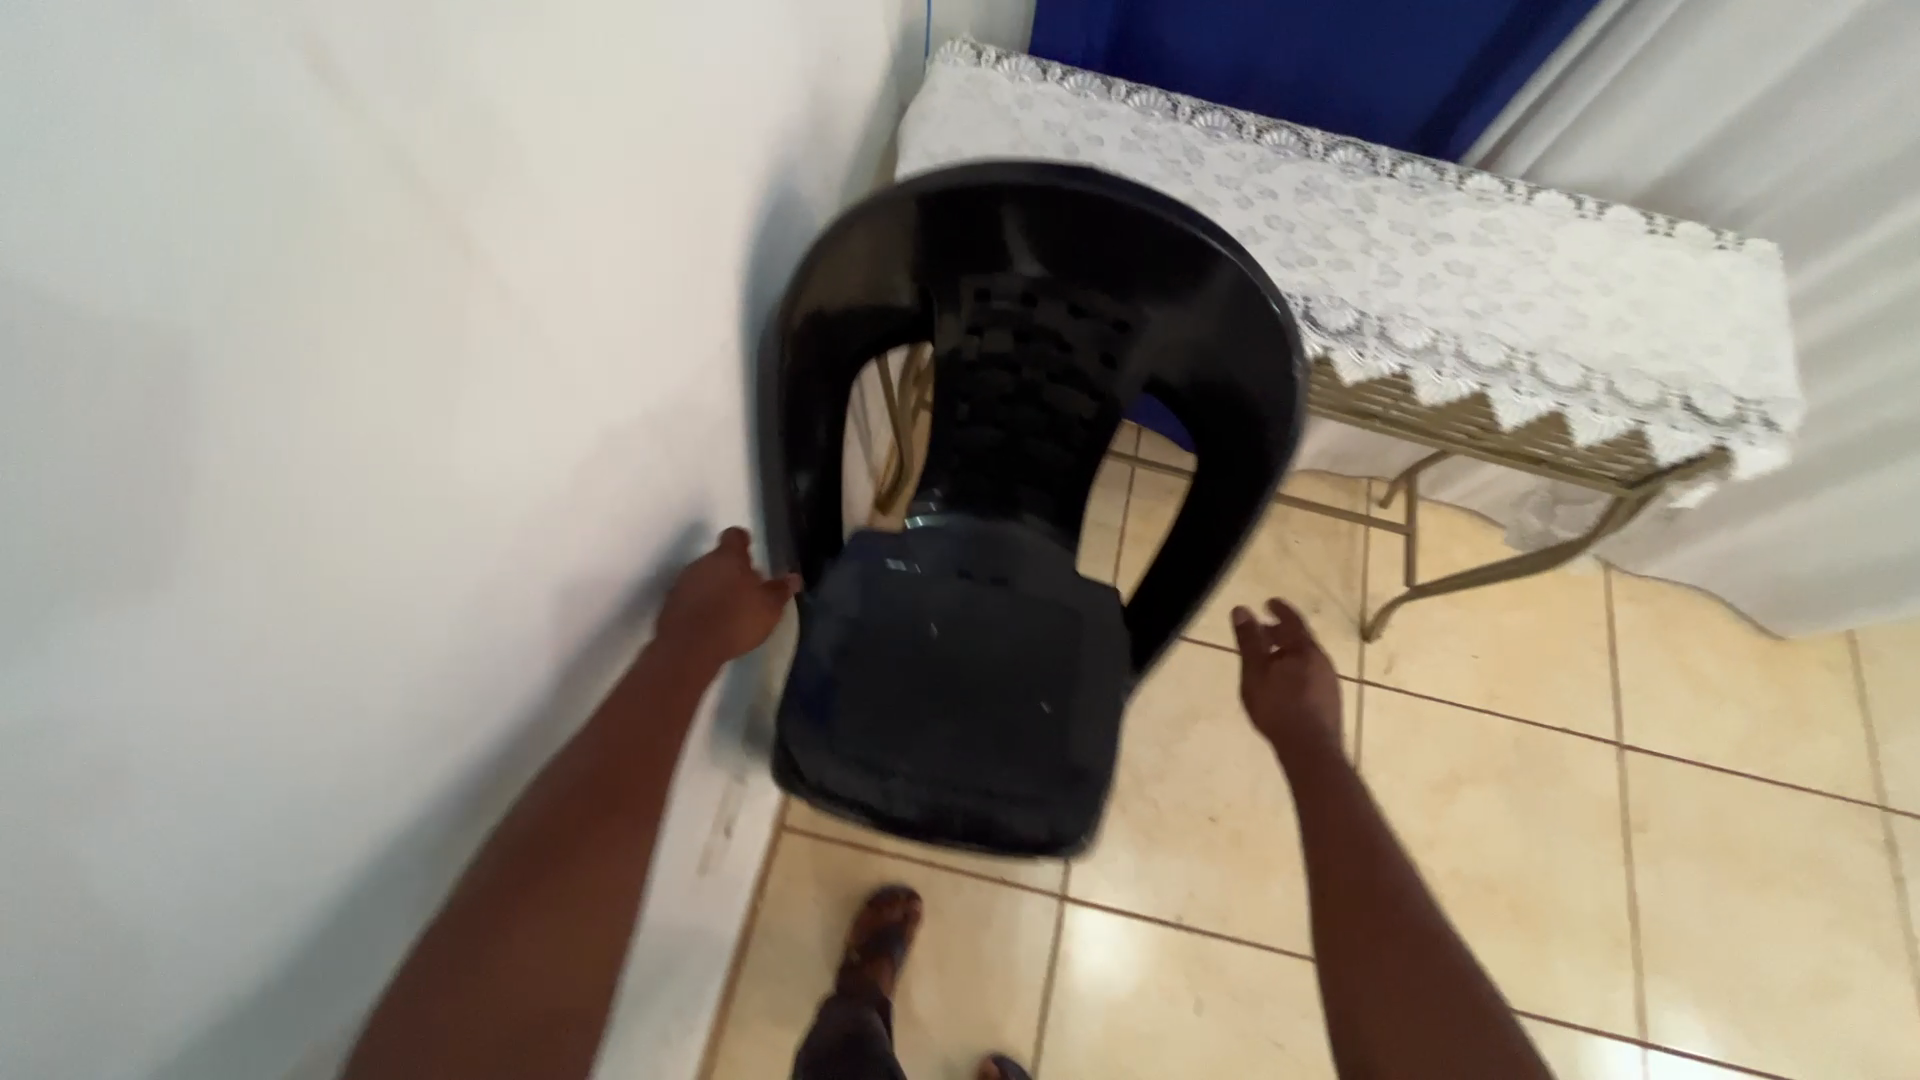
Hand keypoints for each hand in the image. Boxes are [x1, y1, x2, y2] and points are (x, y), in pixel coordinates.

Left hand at [655, 528, 800, 671]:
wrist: (688, 648)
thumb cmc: (736, 620)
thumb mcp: (769, 608)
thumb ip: (780, 590)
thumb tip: (794, 577)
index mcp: (728, 558)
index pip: (735, 536)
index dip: (743, 541)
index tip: (750, 549)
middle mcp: (702, 563)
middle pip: (718, 558)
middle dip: (732, 570)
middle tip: (748, 590)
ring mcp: (683, 583)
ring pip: (703, 577)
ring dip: (715, 588)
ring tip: (730, 610)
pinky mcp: (670, 604)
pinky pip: (690, 597)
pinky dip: (701, 604)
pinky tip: (711, 624)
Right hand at [1231, 599, 1342, 757]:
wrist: (1311, 751)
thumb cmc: (1278, 708)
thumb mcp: (1255, 672)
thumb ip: (1249, 641)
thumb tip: (1242, 609)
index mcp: (1304, 650)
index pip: (1292, 620)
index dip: (1279, 609)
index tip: (1268, 602)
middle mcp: (1322, 661)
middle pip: (1300, 639)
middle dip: (1280, 633)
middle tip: (1262, 632)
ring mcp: (1329, 681)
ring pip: (1306, 658)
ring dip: (1287, 653)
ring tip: (1269, 660)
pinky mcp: (1330, 700)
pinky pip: (1310, 673)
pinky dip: (1295, 669)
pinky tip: (1283, 684)